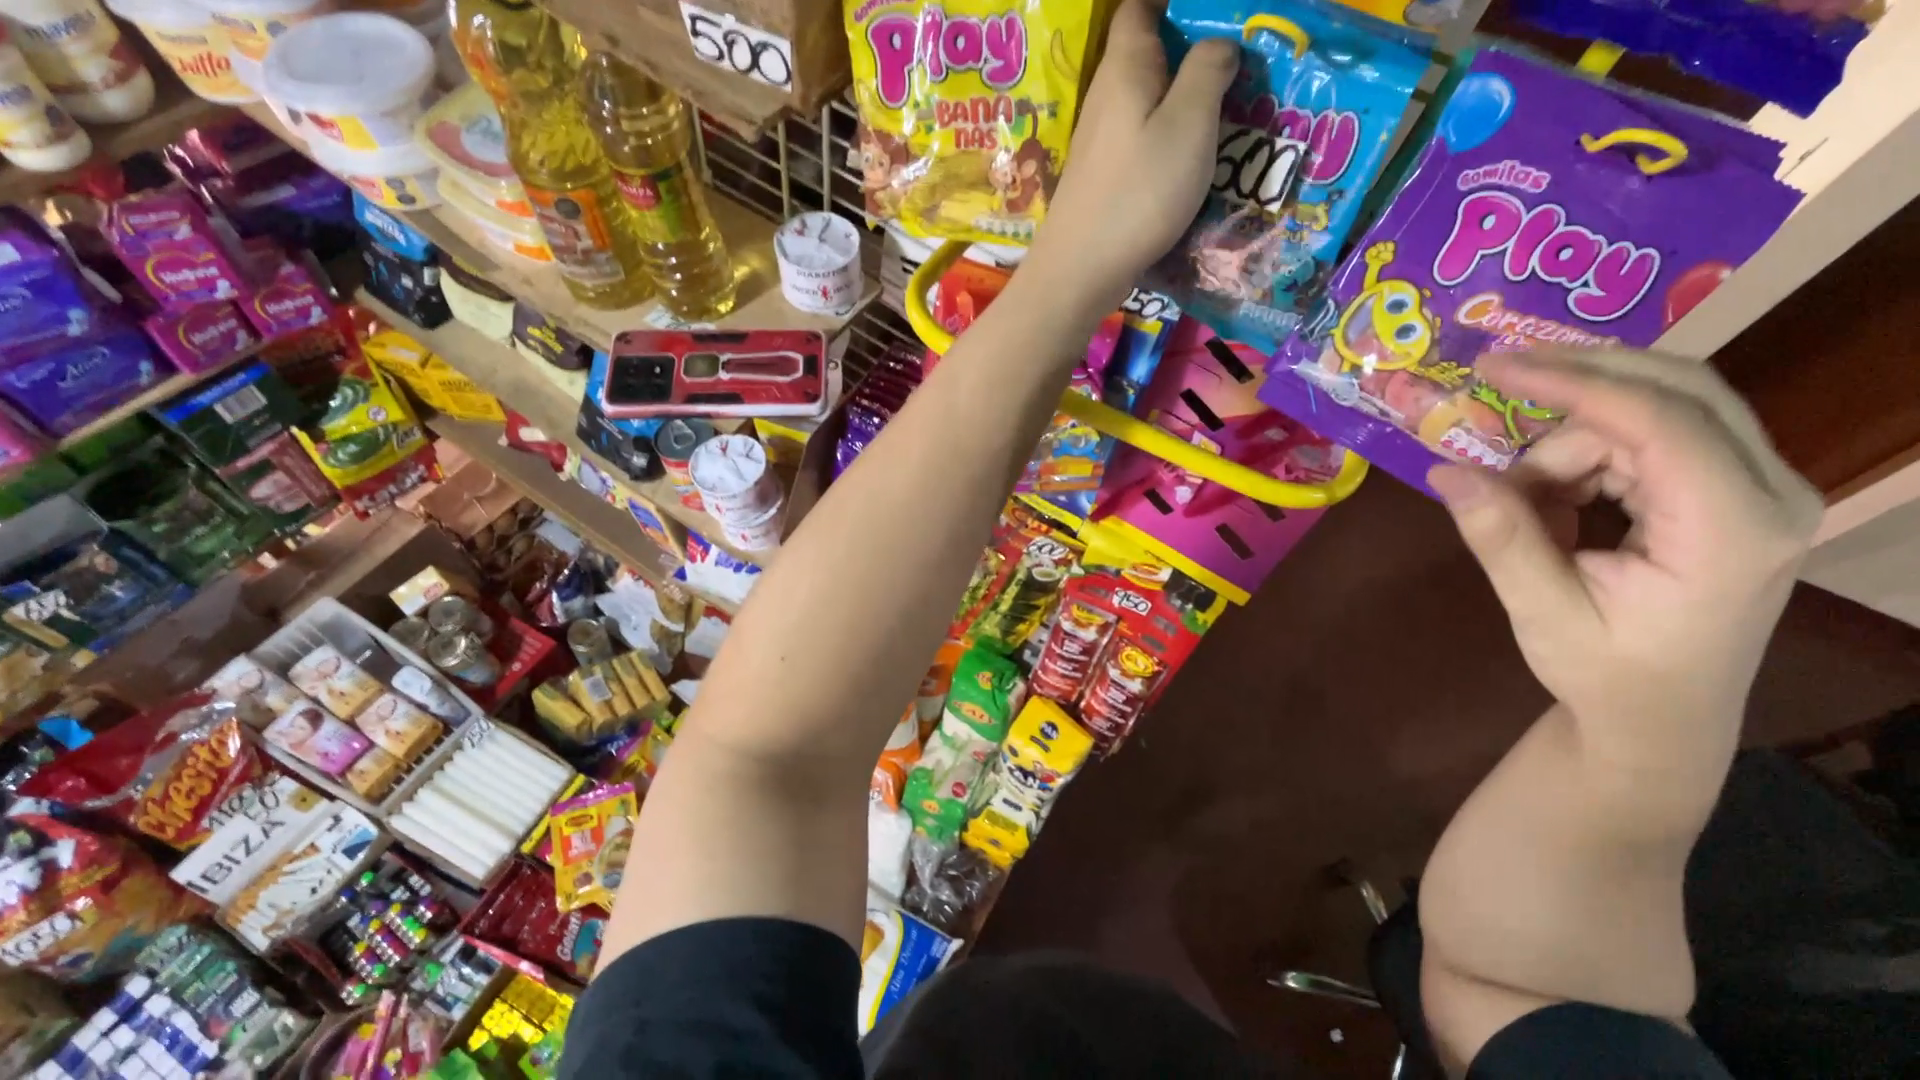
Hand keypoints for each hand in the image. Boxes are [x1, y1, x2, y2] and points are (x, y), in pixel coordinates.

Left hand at [1025, 0, 1237, 310]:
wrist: (1082, 269)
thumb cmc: (1139, 192)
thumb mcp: (1189, 124)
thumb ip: (1206, 73)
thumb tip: (1218, 43)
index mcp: (1125, 68)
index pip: (1139, 7)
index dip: (1171, 2)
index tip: (1210, 14)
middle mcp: (1106, 95)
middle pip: (1146, 52)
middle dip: (1189, 49)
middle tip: (1238, 63)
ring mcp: (1101, 139)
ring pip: (1146, 99)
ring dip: (1183, 96)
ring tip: (1229, 105)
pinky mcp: (1103, 175)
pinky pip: (1141, 137)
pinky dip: (1169, 135)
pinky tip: (1195, 155)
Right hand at [1428, 350, 1821, 752]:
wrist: (1664, 718)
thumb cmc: (1609, 676)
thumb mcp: (1543, 615)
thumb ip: (1502, 539)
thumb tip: (1445, 470)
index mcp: (1733, 532)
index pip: (1662, 421)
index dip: (1574, 382)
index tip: (1494, 365)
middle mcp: (1769, 494)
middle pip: (1677, 389)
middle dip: (1577, 383)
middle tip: (1495, 379)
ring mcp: (1760, 486)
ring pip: (1654, 409)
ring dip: (1573, 440)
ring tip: (1526, 503)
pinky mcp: (1734, 487)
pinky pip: (1653, 433)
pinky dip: (1589, 454)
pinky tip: (1558, 503)